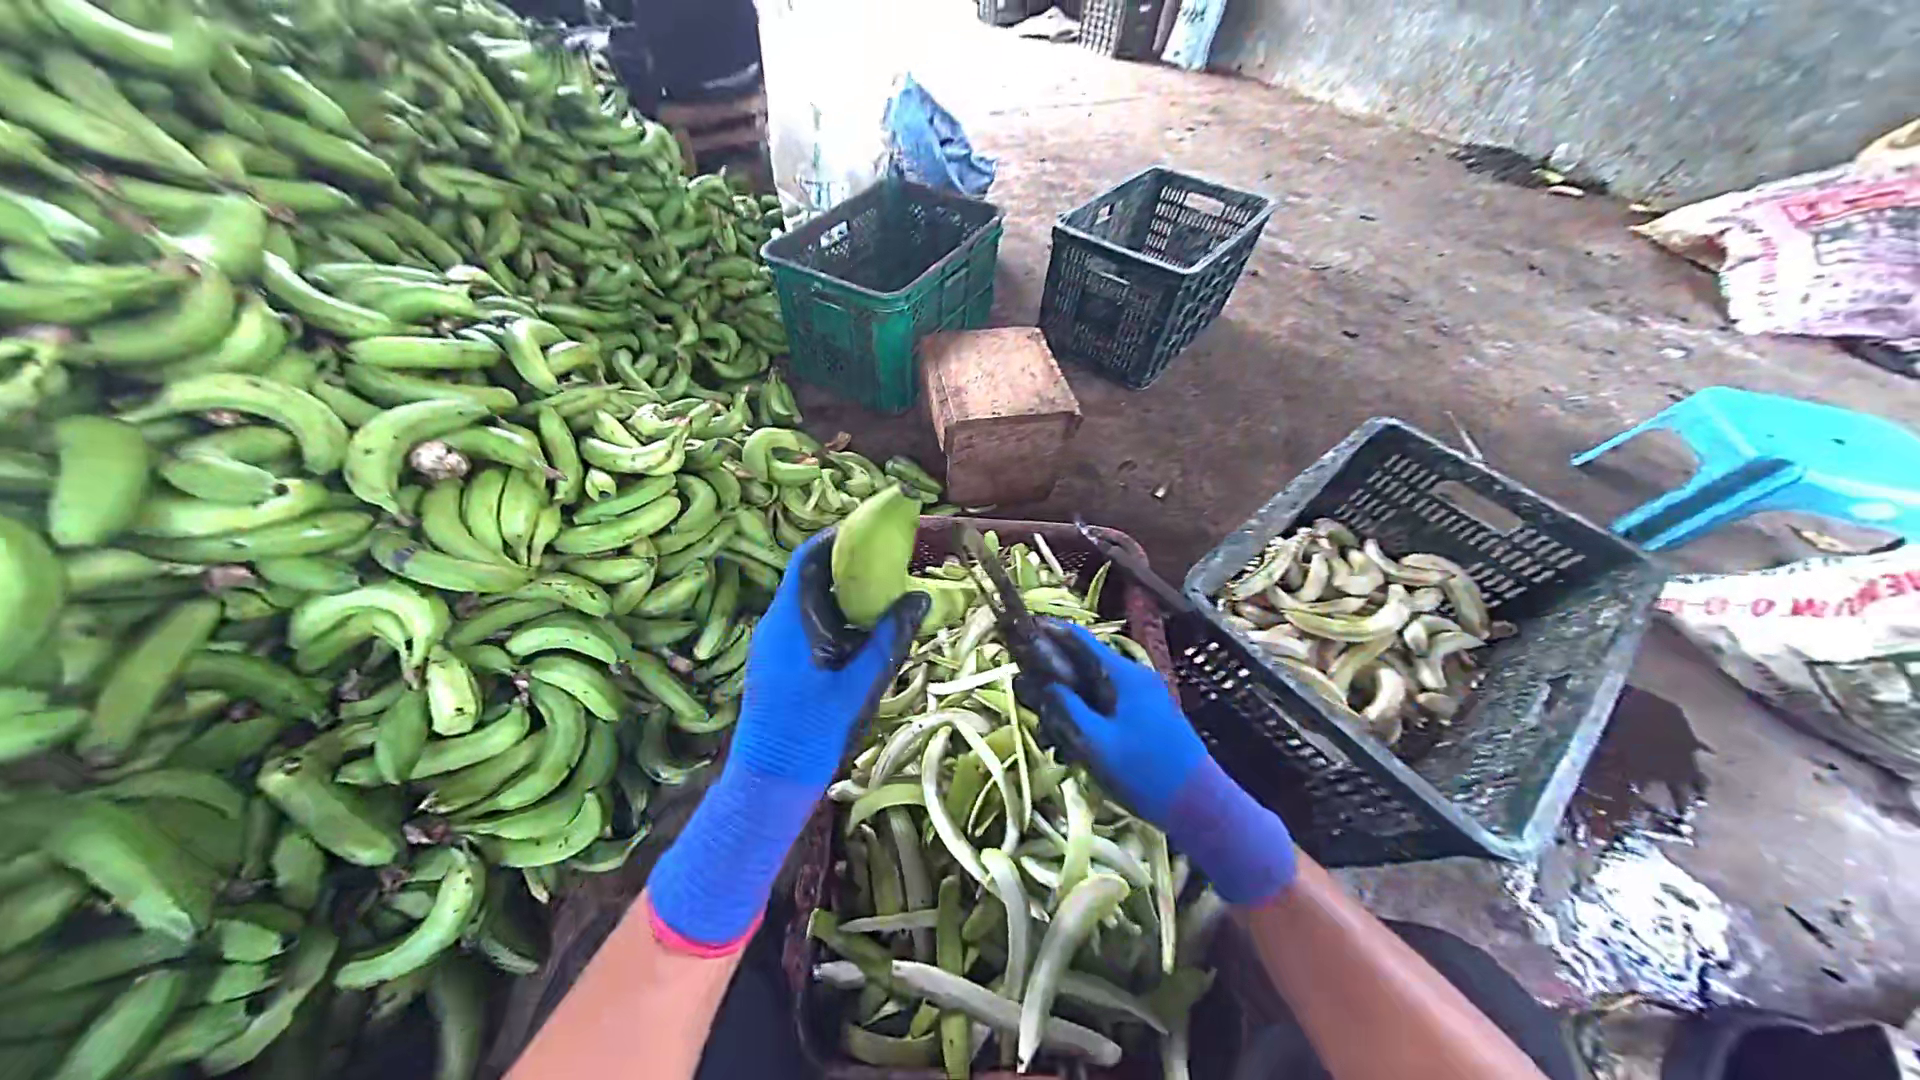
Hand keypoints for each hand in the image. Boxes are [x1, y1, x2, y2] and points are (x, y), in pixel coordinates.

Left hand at [647, 531, 927, 952]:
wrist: (768, 781)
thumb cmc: (811, 733)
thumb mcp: (858, 686)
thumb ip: (888, 640)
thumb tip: (919, 599)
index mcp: (788, 623)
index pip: (806, 559)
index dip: (835, 537)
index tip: (869, 528)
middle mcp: (775, 625)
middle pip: (808, 576)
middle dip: (846, 563)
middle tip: (887, 559)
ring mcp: (774, 645)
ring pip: (808, 601)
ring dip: (841, 591)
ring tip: (882, 590)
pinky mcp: (779, 662)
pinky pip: (807, 623)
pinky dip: (835, 615)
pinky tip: (862, 631)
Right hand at [1044, 622, 1297, 903]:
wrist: (1199, 804)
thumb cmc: (1145, 772)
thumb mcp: (1095, 742)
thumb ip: (1067, 708)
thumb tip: (1043, 683)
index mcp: (1124, 676)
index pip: (1081, 640)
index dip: (1051, 631)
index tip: (1024, 627)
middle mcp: (1135, 678)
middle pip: (1085, 663)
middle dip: (1055, 673)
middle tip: (1027, 684)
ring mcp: (1143, 697)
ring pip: (1095, 687)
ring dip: (1070, 700)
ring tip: (1048, 723)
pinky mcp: (1147, 715)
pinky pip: (1108, 704)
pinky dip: (1087, 714)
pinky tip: (1073, 741)